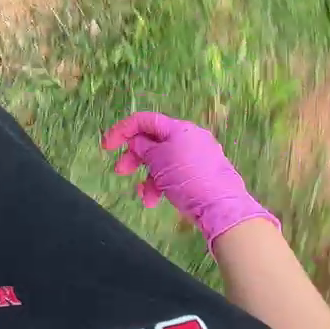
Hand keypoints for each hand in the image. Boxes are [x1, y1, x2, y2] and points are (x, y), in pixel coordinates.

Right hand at [103, 112, 279, 248]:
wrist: (222, 207)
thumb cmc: (187, 177)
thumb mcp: (158, 160)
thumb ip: (143, 147)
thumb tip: (138, 141)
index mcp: (179, 128)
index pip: (145, 121)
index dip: (123, 130)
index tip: (107, 146)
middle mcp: (189, 138)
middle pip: (153, 142)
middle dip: (134, 157)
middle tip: (120, 170)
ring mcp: (198, 157)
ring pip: (163, 161)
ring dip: (149, 176)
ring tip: (144, 195)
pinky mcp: (202, 175)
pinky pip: (175, 174)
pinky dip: (163, 184)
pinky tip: (156, 200)